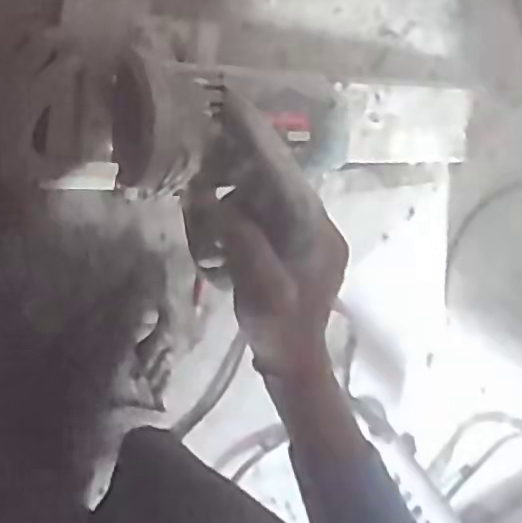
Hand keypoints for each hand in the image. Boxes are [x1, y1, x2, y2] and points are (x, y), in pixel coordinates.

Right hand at [201, 183, 348, 382]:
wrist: (292, 369)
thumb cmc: (279, 326)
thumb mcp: (259, 281)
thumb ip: (238, 235)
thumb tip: (205, 197)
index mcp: (319, 233)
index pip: (287, 182)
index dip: (254, 163)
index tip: (220, 153)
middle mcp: (318, 231)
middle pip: (273, 192)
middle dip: (236, 190)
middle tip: (202, 195)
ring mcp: (306, 244)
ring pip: (264, 208)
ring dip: (234, 212)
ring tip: (207, 227)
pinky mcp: (292, 256)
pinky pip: (262, 226)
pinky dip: (238, 227)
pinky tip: (219, 243)